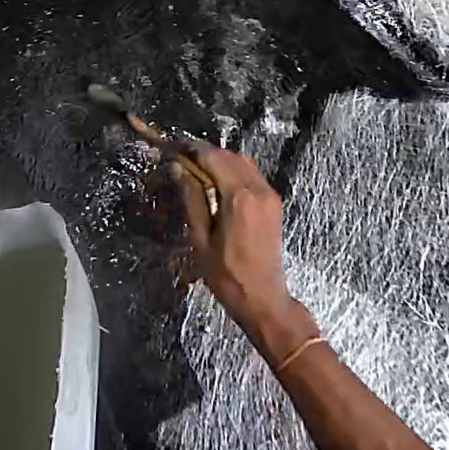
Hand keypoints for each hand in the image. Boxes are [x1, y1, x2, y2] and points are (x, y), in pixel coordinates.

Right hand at [172, 148, 318, 362]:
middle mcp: (258, 188)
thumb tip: (179, 169)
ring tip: (198, 174)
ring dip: (221, 161)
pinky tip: (219, 186)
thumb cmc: (227, 275)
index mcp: (239, 197)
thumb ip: (192, 199)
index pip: (214, 158)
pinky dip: (234, 171)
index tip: (175, 150)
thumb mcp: (201, 239)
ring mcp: (269, 194)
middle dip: (206, 154)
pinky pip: (252, 174)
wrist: (263, 298)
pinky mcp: (273, 201)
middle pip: (229, 156)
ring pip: (243, 162)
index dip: (193, 150)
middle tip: (183, 162)